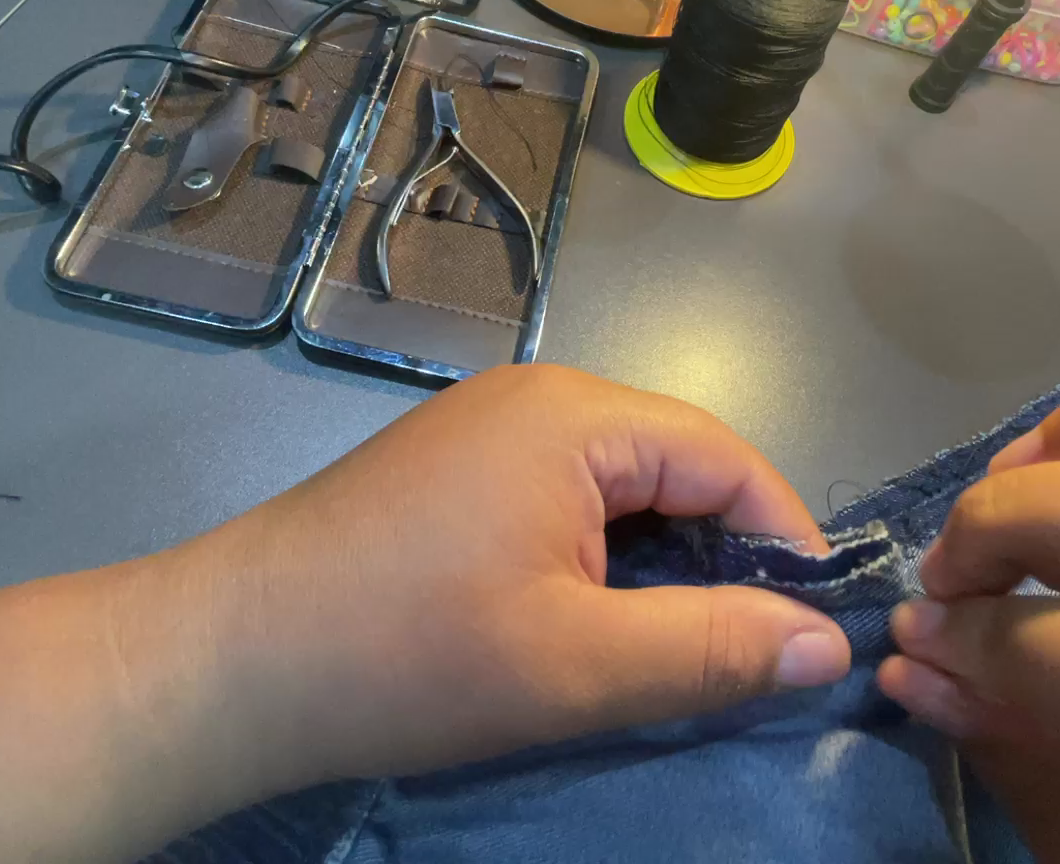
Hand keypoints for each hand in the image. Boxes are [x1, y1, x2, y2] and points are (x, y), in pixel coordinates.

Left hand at [137, 364, 851, 804]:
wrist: (234, 655)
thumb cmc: (408, 652)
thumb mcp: (577, 663)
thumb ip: (711, 648)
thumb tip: (825, 642)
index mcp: (574, 414)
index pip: (721, 454)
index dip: (781, 532)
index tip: (811, 618)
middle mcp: (537, 396)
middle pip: (671, 457)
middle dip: (721, 544)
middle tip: (748, 636)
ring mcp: (491, 423)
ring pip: (619, 475)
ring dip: (661, 547)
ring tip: (679, 628)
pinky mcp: (459, 460)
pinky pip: (566, 487)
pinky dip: (602, 542)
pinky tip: (597, 599)